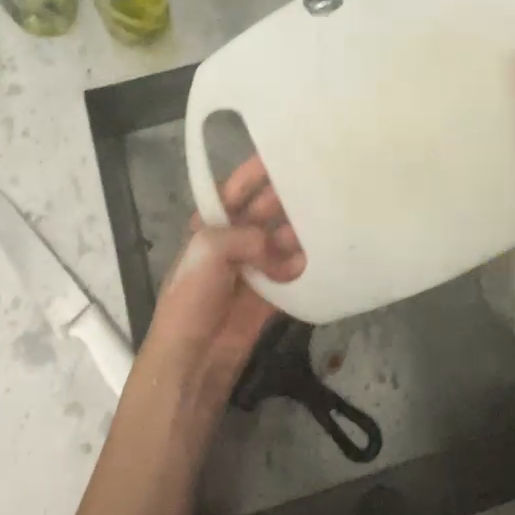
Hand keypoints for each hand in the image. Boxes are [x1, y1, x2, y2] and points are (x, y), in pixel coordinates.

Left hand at [143, 156, 305, 395]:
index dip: (256, 172)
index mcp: (210, 225)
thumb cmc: (191, 298)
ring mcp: (252, 268)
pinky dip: (305, 265)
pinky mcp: (270, 294)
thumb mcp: (207, 251)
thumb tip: (278, 247)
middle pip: (264, 212)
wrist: (192, 359)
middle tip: (317, 187)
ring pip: (282, 240)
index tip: (285, 155)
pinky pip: (292, 272)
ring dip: (300, 232)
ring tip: (323, 223)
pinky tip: (322, 257)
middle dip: (286, 199)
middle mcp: (233, 241)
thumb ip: (244, 235)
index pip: (236, 189)